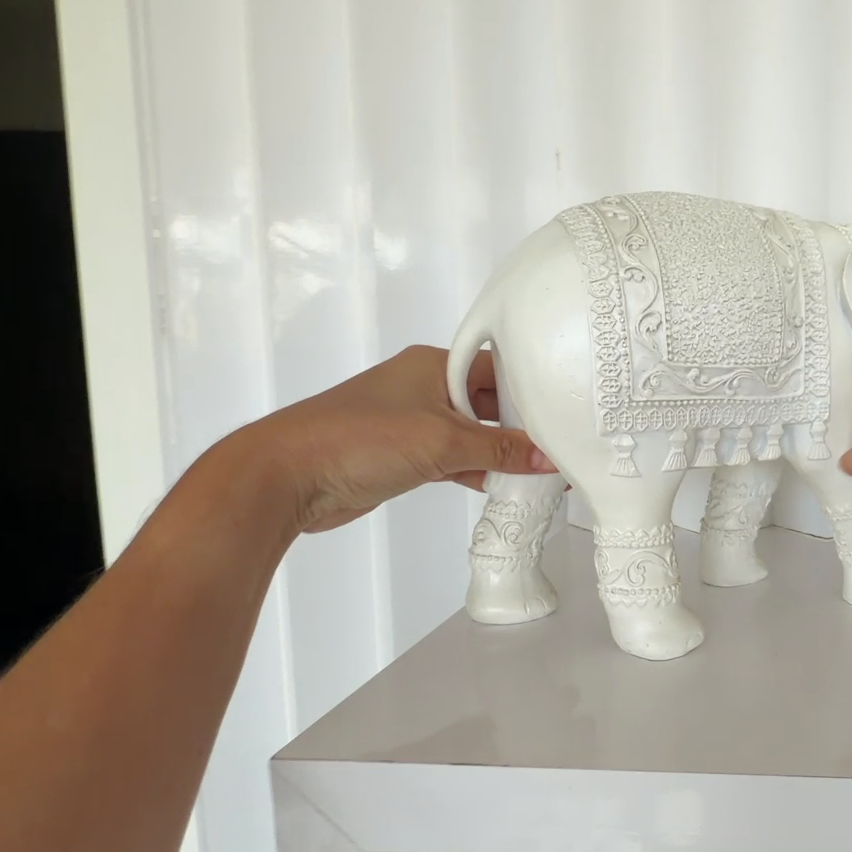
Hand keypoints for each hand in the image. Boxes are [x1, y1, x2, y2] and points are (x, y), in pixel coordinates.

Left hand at [229, 345, 554, 532]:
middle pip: (489, 403)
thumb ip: (499, 450)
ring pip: (473, 434)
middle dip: (521, 426)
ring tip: (541, 470)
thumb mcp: (443, 441)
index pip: (499, 370)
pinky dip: (476, 470)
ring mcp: (414, 421)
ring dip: (500, 453)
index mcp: (436, 365)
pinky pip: (454, 458)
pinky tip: (503, 486)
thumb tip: (549, 460)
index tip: (565, 413)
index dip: (533, 391)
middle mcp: (427, 387)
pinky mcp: (405, 454)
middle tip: (561, 445)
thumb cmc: (361, 439)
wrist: (286, 477)